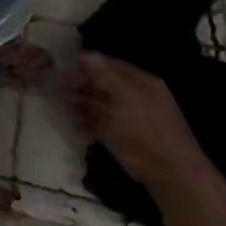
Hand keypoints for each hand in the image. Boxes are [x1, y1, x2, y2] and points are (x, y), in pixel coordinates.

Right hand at [70, 52, 205, 184]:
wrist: (168, 169)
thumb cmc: (150, 128)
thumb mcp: (128, 96)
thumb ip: (107, 76)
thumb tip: (87, 55)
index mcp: (142, 83)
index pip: (112, 66)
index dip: (91, 63)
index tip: (68, 62)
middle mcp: (133, 97)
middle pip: (103, 84)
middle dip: (81, 83)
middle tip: (57, 82)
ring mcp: (125, 117)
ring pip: (98, 104)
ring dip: (79, 102)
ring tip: (58, 101)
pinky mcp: (118, 135)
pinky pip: (98, 123)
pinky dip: (84, 121)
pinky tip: (71, 121)